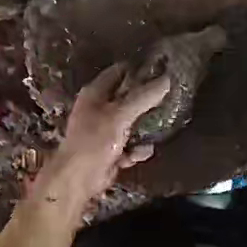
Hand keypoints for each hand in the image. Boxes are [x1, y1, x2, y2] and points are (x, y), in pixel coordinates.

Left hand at [28, 62, 170, 217]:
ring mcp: (103, 131)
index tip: (160, 68)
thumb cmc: (95, 140)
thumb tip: (166, 80)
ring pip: (131, 123)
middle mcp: (98, 109)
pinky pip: (130, 145)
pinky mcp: (110, 150)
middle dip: (145, 101)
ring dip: (144, 129)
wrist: (78, 178)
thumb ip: (143, 97)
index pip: (118, 73)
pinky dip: (136, 149)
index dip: (137, 70)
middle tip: (167, 98)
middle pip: (127, 99)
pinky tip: (140, 153)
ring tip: (158, 128)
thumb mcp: (120, 115)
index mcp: (95, 94)